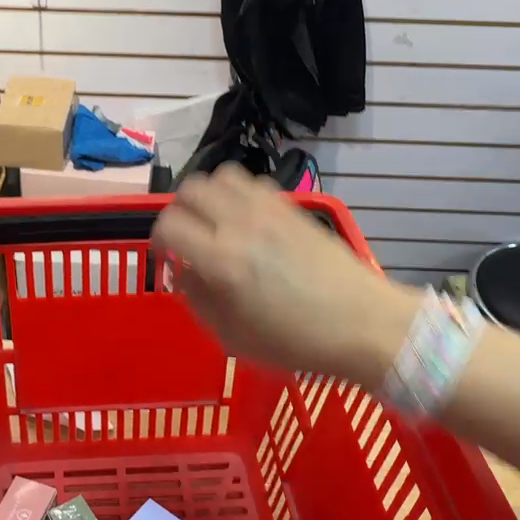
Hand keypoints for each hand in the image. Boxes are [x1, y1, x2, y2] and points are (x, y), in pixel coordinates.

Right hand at [151, 164, 423, 386]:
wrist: (362, 323)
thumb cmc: (296, 342)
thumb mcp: (233, 338)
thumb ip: (199, 302)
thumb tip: (185, 274)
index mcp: (221, 261)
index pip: (169, 225)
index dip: (157, 239)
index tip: (165, 255)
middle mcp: (241, 225)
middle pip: (190, 189)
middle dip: (179, 210)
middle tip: (185, 234)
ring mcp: (269, 210)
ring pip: (222, 176)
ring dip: (209, 195)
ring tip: (214, 221)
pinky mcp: (293, 207)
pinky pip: (254, 183)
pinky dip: (239, 195)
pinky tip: (247, 221)